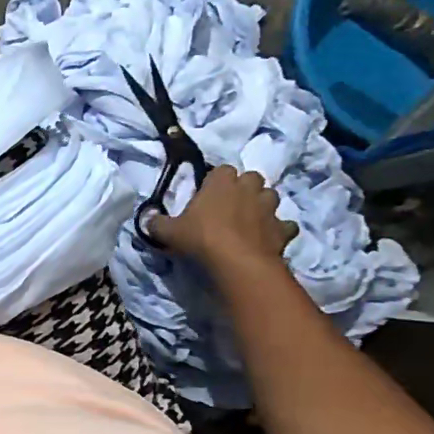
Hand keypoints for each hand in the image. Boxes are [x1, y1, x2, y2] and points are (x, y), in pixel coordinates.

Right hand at [150, 165, 296, 269]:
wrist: (239, 264)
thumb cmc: (201, 240)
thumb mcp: (167, 232)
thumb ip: (156, 223)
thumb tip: (149, 219)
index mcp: (221, 184)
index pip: (223, 169)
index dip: (216, 179)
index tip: (207, 192)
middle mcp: (249, 190)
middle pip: (252, 178)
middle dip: (244, 187)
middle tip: (230, 202)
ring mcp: (269, 209)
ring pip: (271, 196)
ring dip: (262, 204)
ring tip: (250, 217)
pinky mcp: (283, 230)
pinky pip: (285, 225)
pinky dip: (278, 229)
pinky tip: (267, 237)